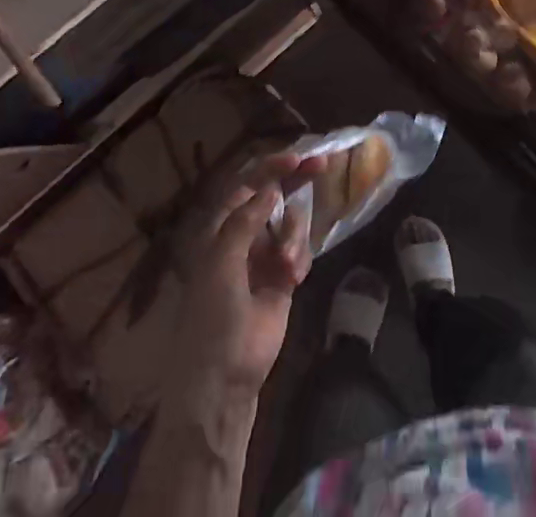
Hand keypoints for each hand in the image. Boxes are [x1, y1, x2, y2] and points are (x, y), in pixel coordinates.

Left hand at [161, 149, 320, 399]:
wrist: (225, 377)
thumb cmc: (213, 318)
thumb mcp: (221, 264)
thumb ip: (244, 222)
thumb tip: (270, 188)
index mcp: (218, 231)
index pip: (246, 187)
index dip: (270, 169)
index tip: (298, 158)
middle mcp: (242, 238)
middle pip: (273, 197)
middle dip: (295, 182)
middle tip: (322, 165)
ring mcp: (263, 257)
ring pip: (291, 225)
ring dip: (295, 238)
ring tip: (288, 267)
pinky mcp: (283, 277)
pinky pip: (300, 251)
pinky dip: (301, 258)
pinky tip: (294, 279)